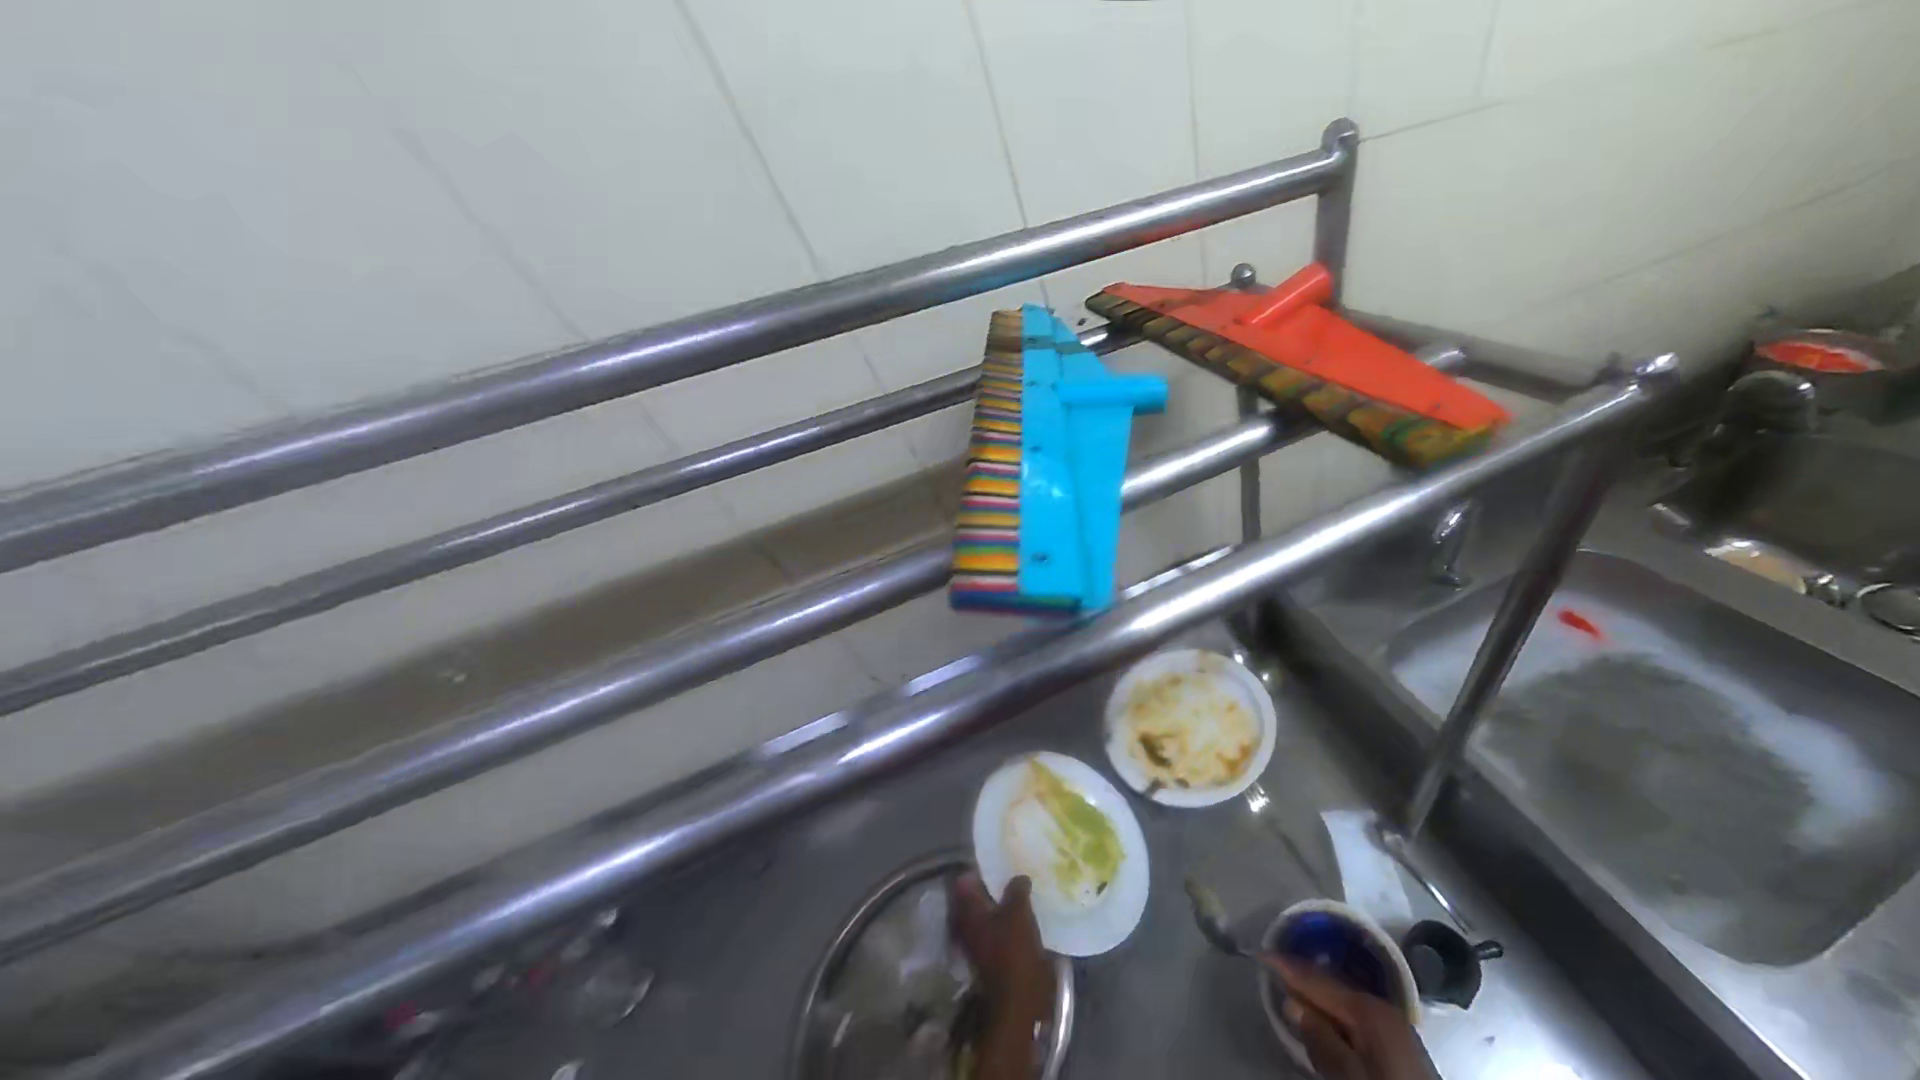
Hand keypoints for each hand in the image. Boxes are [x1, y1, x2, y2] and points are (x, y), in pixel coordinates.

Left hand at [952, 872, 1053, 1078]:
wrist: (1018, 999)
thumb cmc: (1014, 950)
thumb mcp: (1018, 912)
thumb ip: (1016, 889)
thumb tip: (1019, 876)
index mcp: (968, 909)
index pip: (965, 879)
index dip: (979, 867)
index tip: (998, 859)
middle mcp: (967, 923)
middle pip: (975, 896)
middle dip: (992, 885)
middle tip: (1013, 872)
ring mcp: (978, 940)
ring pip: (986, 912)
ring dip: (1000, 903)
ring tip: (1022, 891)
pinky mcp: (991, 954)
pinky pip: (996, 927)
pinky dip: (1006, 920)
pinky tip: (1024, 914)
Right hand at [1264, 955, 1439, 1079]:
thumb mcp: (1350, 1076)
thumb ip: (1321, 1040)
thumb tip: (1292, 1004)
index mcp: (1367, 1010)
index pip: (1316, 979)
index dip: (1286, 965)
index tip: (1259, 953)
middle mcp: (1381, 1006)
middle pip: (1331, 983)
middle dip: (1300, 976)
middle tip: (1270, 968)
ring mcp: (1394, 1023)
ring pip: (1343, 997)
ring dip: (1316, 993)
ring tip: (1290, 986)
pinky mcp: (1398, 1040)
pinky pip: (1355, 1012)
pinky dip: (1334, 1008)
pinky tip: (1323, 1015)